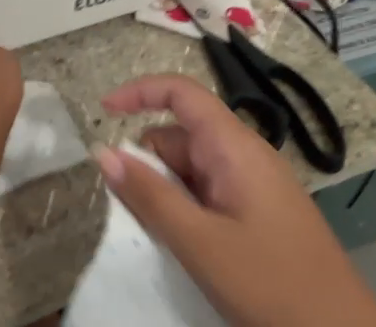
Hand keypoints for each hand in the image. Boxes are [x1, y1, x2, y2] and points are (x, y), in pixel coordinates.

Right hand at [94, 75, 375, 326]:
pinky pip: (209, 195)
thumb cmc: (272, 285)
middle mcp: (246, 157)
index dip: (139, 91)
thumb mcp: (199, 243)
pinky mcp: (261, 216)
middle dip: (149, 163)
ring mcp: (256, 187)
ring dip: (167, 193)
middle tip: (136, 210)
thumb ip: (149, 196)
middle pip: (180, 135)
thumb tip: (102, 153)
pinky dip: (186, 211)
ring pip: (191, 169)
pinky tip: (186, 246)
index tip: (102, 112)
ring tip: (163, 237)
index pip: (182, 93)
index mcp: (235, 148)